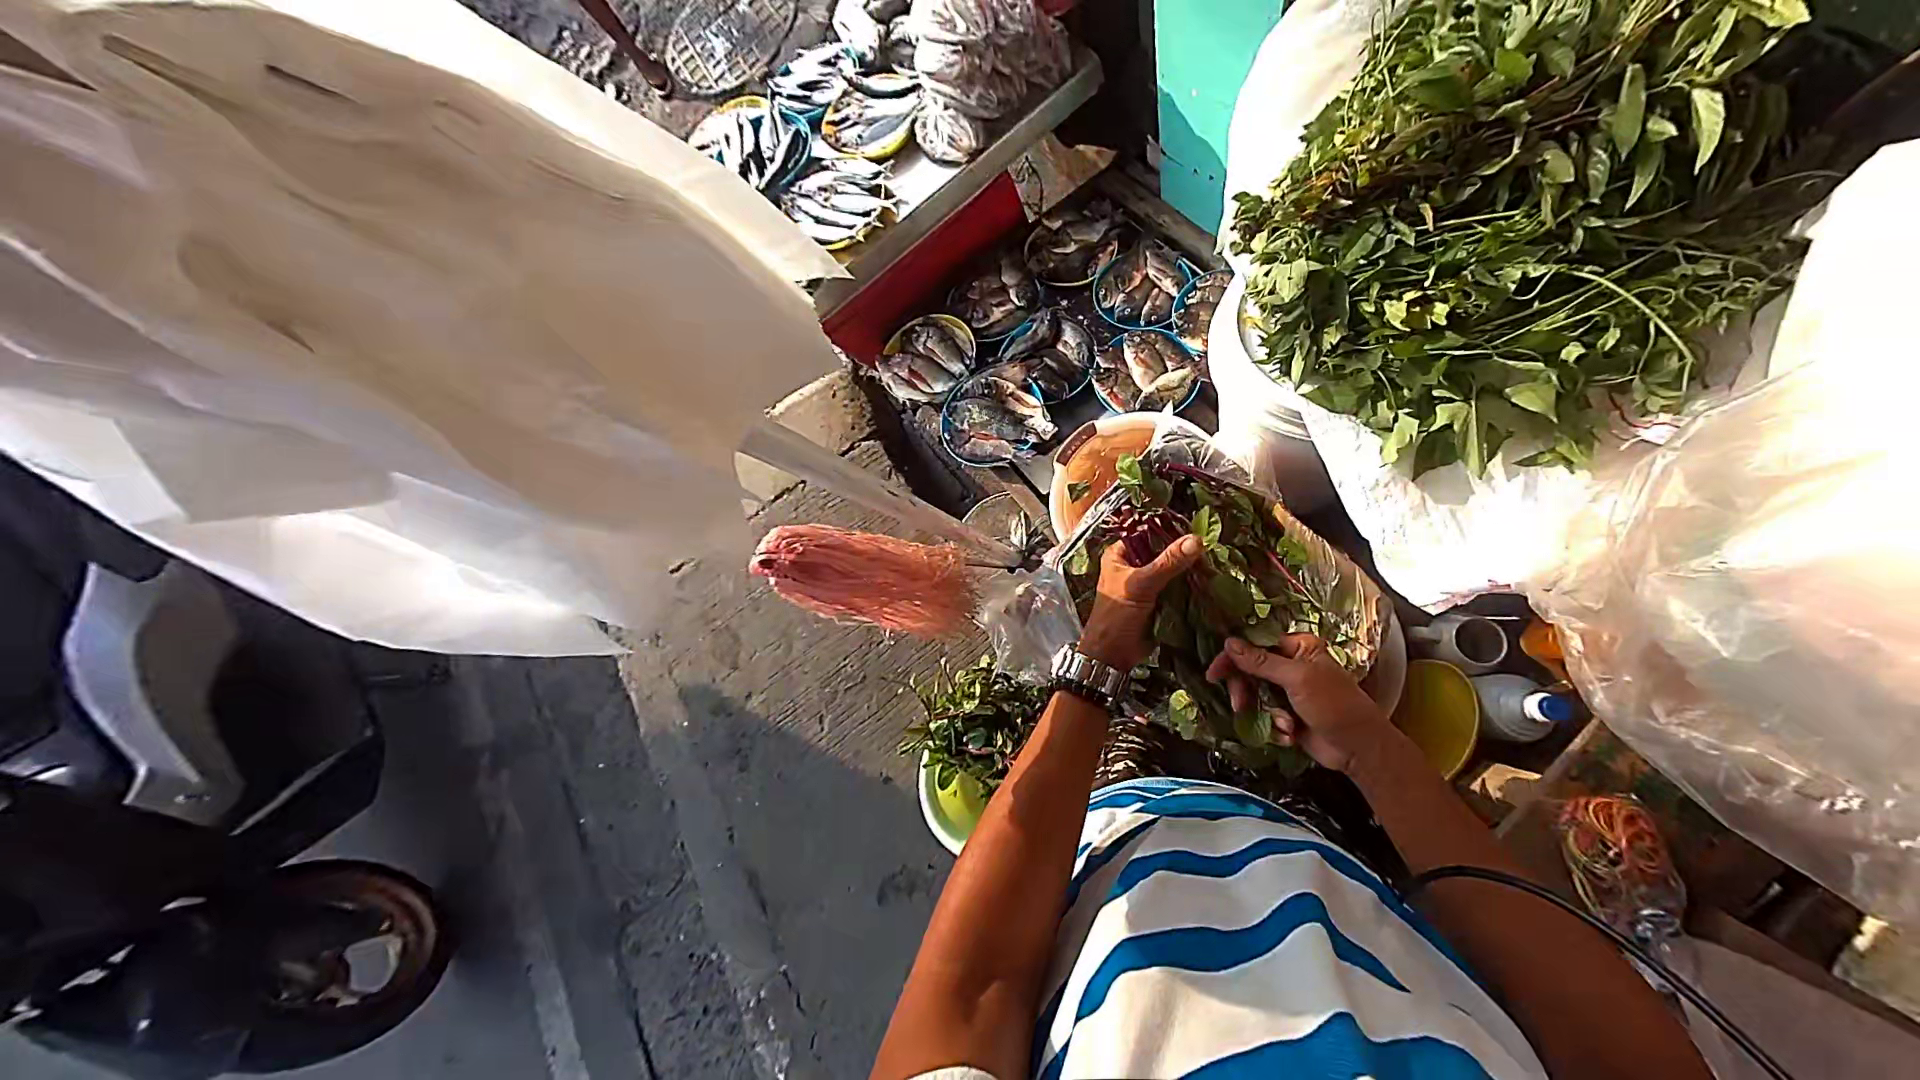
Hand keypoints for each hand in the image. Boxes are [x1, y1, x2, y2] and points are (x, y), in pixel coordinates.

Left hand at [1077, 536, 1202, 671]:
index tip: (1197, 529)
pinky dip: (1191, 585)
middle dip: (1185, 552)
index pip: (1148, 533)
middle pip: (1163, 552)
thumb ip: (1167, 563)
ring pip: (1173, 570)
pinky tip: (1209, 580)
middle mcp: (1134, 565)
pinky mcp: (1160, 600)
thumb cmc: (1116, 616)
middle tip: (1211, 547)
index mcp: (1120, 555)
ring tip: (1215, 561)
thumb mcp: (1141, 585)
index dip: (1171, 531)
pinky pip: (1178, 587)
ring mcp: (1148, 583)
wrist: (1113, 654)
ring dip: (1190, 569)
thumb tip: (1194, 541)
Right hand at [1206, 634, 1400, 772]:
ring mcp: (1288, 691)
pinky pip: (1264, 716)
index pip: (1255, 644)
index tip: (1215, 673)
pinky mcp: (1287, 714)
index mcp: (1298, 648)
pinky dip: (1274, 727)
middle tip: (1240, 704)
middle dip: (1246, 691)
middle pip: (1249, 671)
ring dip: (1265, 713)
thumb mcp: (1297, 679)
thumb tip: (1230, 642)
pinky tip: (1291, 735)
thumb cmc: (1335, 706)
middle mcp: (1291, 666)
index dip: (1233, 657)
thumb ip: (1261, 661)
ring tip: (1284, 726)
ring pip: (1255, 696)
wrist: (1359, 749)